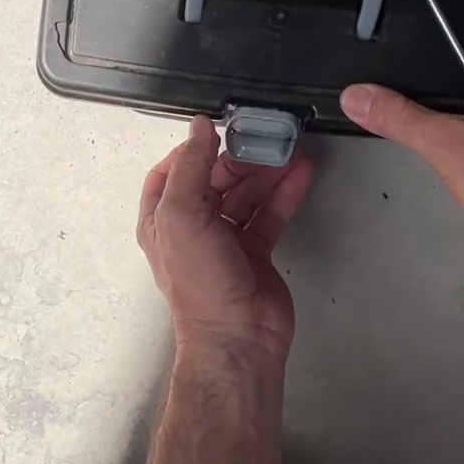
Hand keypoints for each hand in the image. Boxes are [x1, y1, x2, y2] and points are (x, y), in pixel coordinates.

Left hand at [136, 116, 316, 356]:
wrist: (237, 337)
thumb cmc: (201, 282)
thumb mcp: (183, 215)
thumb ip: (191, 167)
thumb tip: (198, 126)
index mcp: (162, 220)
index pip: (170, 172)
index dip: (190, 150)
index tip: (216, 132)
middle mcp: (191, 228)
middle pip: (213, 180)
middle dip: (238, 159)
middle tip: (263, 140)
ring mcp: (224, 240)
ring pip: (245, 195)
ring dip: (266, 173)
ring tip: (289, 150)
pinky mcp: (255, 251)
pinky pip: (270, 214)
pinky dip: (284, 193)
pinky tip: (300, 174)